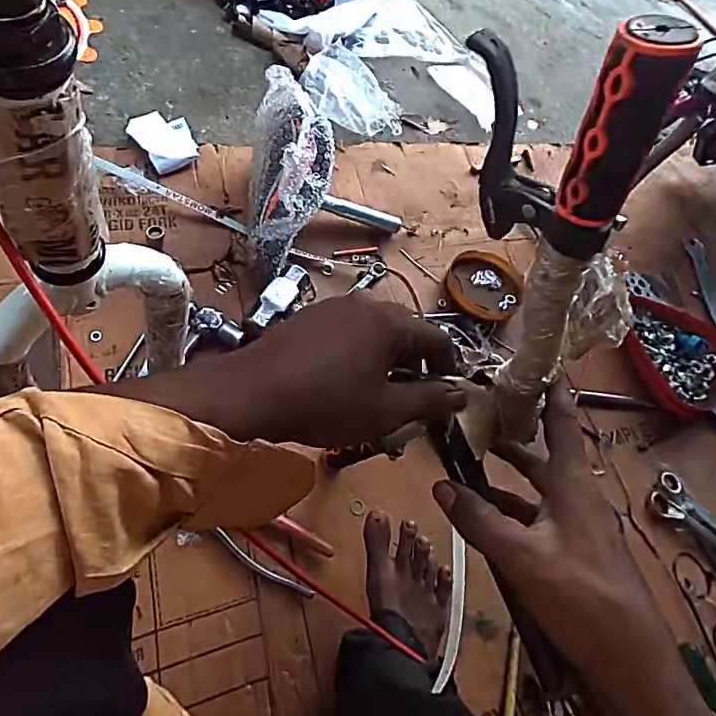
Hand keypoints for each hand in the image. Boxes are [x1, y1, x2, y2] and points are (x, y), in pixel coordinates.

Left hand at [186, 294, 464, 446]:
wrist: (252, 390)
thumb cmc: (324, 403)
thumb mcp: (384, 410)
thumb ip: (429, 400)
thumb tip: (462, 393)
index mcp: (388, 321)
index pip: (437, 338)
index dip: (448, 369)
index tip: (446, 397)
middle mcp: (362, 304)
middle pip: (405, 332)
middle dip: (414, 366)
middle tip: (410, 403)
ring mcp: (332, 307)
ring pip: (373, 333)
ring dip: (384, 361)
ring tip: (374, 397)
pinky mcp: (308, 317)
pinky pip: (346, 332)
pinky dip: (356, 354)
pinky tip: (342, 383)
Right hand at [432, 389, 714, 715]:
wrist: (634, 667)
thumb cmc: (583, 598)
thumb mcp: (523, 558)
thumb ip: (479, 520)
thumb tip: (440, 486)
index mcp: (573, 487)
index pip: (562, 426)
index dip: (552, 395)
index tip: (541, 365)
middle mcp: (578, 499)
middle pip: (544, 457)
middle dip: (515, 436)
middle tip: (482, 416)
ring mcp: (580, 528)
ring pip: (540, 489)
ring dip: (509, 477)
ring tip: (473, 465)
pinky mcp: (577, 554)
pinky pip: (540, 518)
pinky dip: (514, 511)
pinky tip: (489, 520)